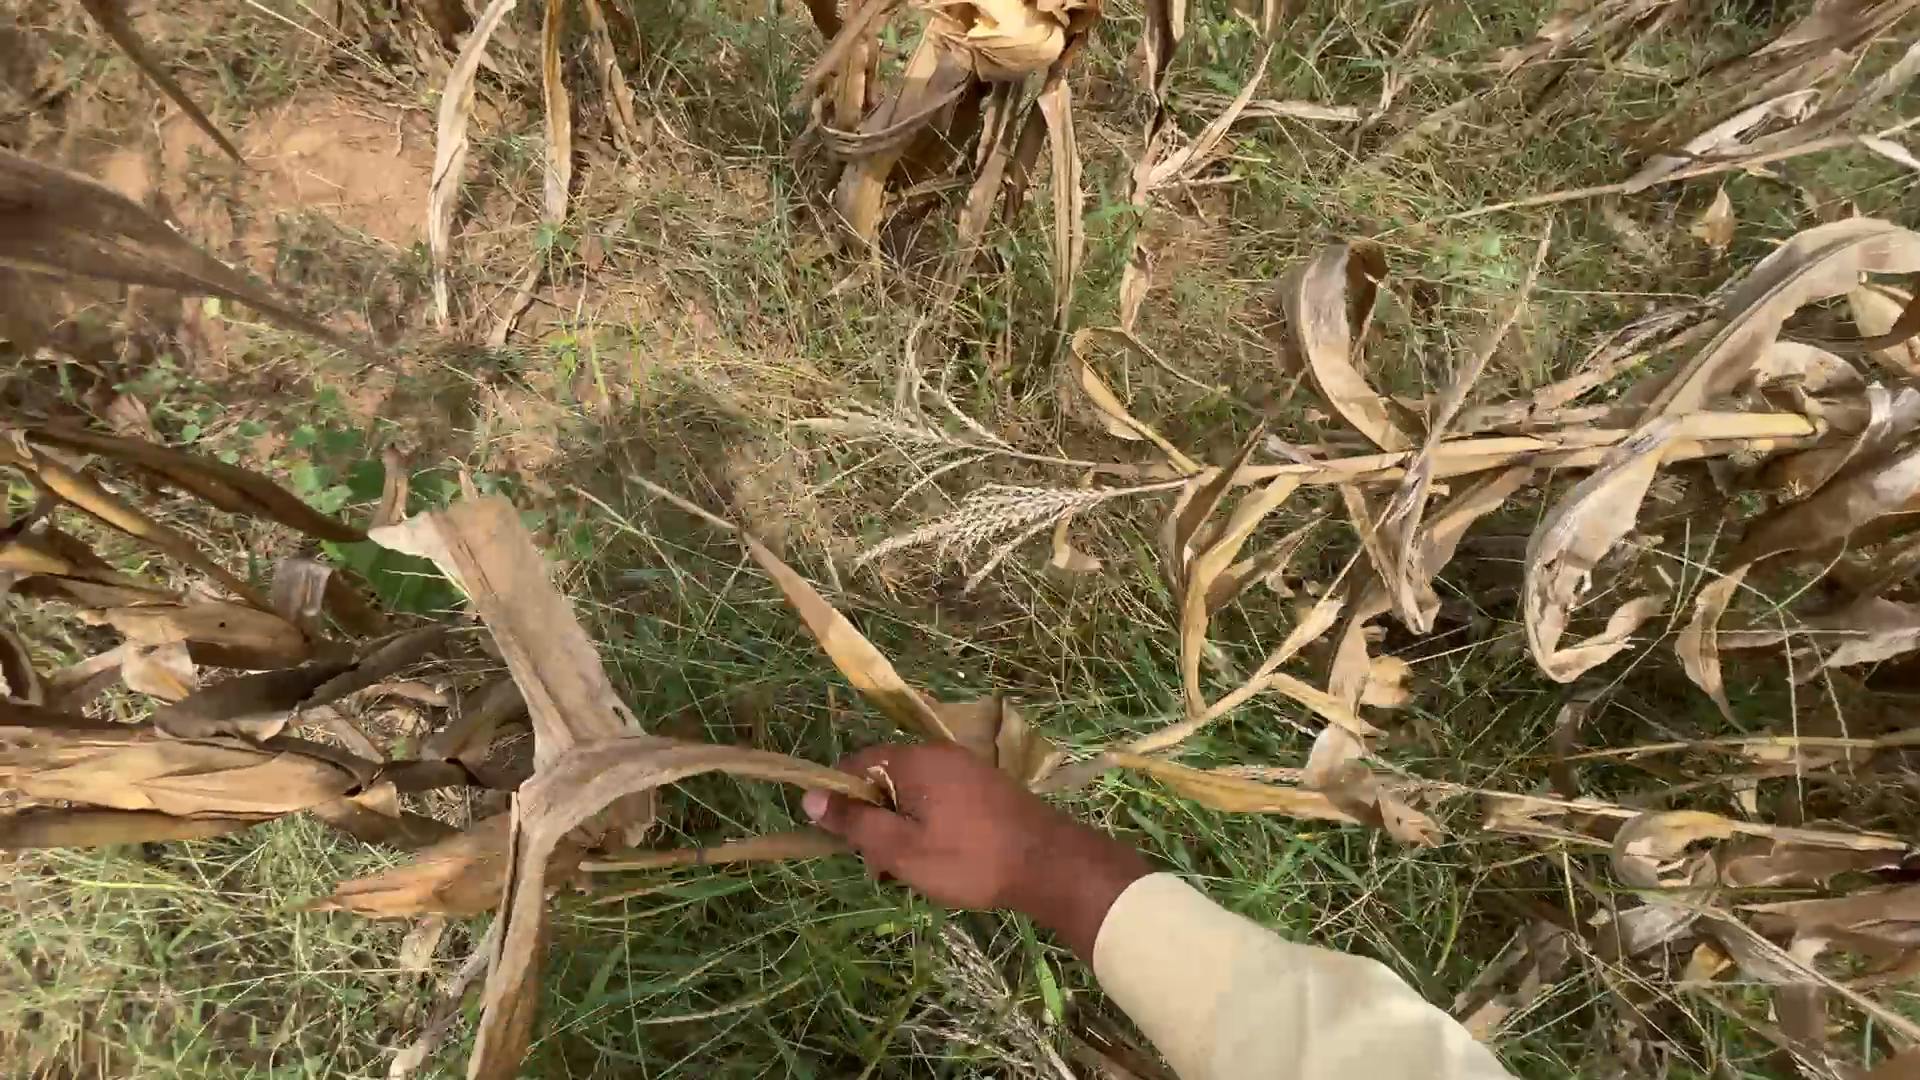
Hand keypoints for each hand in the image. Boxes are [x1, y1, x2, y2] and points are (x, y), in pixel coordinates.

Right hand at [801, 741, 1149, 957]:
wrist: (1048, 862)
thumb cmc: (967, 858)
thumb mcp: (901, 848)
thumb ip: (854, 822)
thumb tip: (808, 796)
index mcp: (912, 760)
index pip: (855, 764)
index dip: (839, 800)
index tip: (843, 839)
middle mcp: (936, 753)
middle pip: (884, 780)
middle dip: (874, 822)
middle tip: (881, 868)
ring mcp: (963, 767)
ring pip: (912, 794)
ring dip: (901, 829)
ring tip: (910, 873)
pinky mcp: (982, 785)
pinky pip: (938, 798)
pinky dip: (928, 824)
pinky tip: (938, 860)